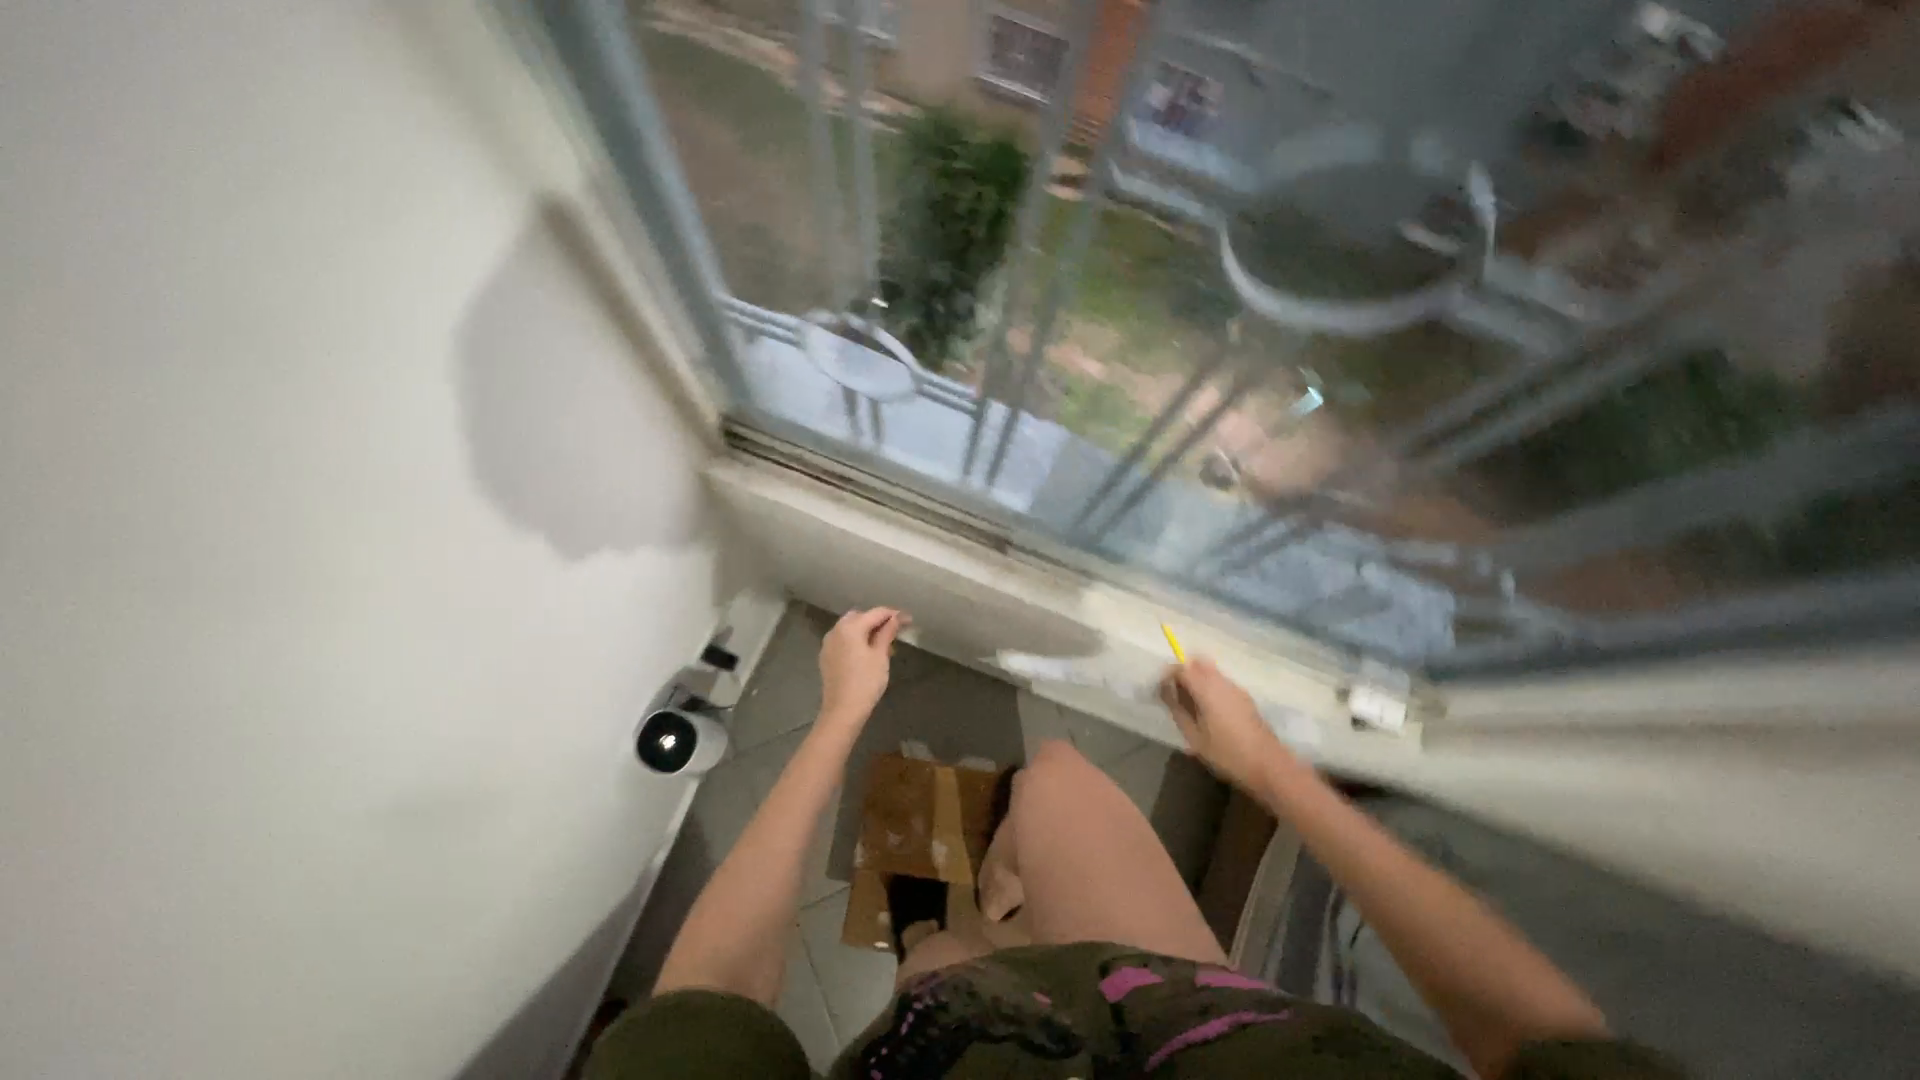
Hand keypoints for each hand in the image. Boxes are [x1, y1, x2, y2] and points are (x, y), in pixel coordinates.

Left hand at [818, 607, 908, 730]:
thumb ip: (887, 633)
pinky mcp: (826, 656)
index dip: (894, 615)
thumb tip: (896, 617)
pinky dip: (856, 641)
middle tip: (895, 632)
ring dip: (866, 631)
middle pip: (860, 617)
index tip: (909, 620)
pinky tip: (867, 654)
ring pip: (850, 628)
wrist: (843, 710)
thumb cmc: (866, 681)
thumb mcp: (880, 655)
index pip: (875, 613)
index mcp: (850, 627)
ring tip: (883, 645)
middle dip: (877, 621)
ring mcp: (828, 644)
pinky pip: (843, 640)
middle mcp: (836, 630)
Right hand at [1159, 657, 1291, 793]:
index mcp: (1207, 690)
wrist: (1268, 765)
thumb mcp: (1194, 736)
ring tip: (1190, 705)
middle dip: (1183, 672)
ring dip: (1197, 679)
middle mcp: (1222, 682)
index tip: (1160, 689)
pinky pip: (1221, 682)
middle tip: (1175, 694)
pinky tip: (1208, 711)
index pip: (1182, 667)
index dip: (1168, 674)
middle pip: (1198, 662)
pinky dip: (1209, 687)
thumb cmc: (1227, 754)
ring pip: (1211, 671)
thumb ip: (1178, 709)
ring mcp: (1237, 688)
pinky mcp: (1245, 697)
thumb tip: (1166, 690)